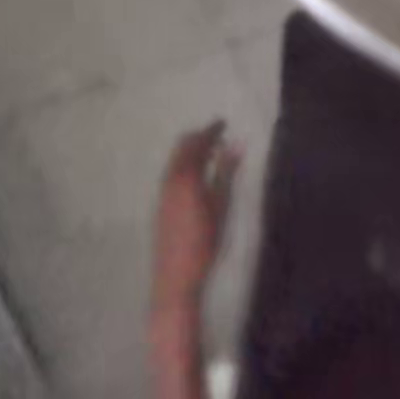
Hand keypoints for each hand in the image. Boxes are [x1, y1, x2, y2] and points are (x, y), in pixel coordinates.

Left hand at [152, 121, 241, 310]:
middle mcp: (170, 177)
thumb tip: (237, 145)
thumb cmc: (204, 241)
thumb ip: (227, 172)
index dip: (211, 130)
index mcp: (185, 175)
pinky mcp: (161, 202)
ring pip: (176, 158)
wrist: (176, 276)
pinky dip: (185, 162)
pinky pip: (172, 169)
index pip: (198, 142)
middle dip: (200, 136)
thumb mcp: (221, 205)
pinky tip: (197, 173)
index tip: (224, 122)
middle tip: (218, 135)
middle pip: (183, 146)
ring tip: (211, 152)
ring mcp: (163, 190)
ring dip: (191, 149)